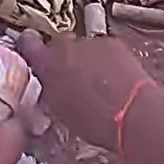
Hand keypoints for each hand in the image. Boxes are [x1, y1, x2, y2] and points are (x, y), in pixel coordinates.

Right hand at [18, 33, 157, 151]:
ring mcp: (89, 42)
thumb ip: (51, 89)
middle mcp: (65, 47)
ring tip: (99, 81)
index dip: (31, 47)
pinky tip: (115, 77)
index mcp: (48, 65)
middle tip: (72, 76)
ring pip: (82, 46)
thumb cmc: (96, 121)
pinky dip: (106, 58)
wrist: (135, 114)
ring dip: (86, 58)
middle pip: (58, 43)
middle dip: (63, 56)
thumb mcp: (61, 110)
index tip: (35, 53)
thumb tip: (50, 84)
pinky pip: (102, 47)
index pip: (29, 44)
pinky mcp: (111, 42)